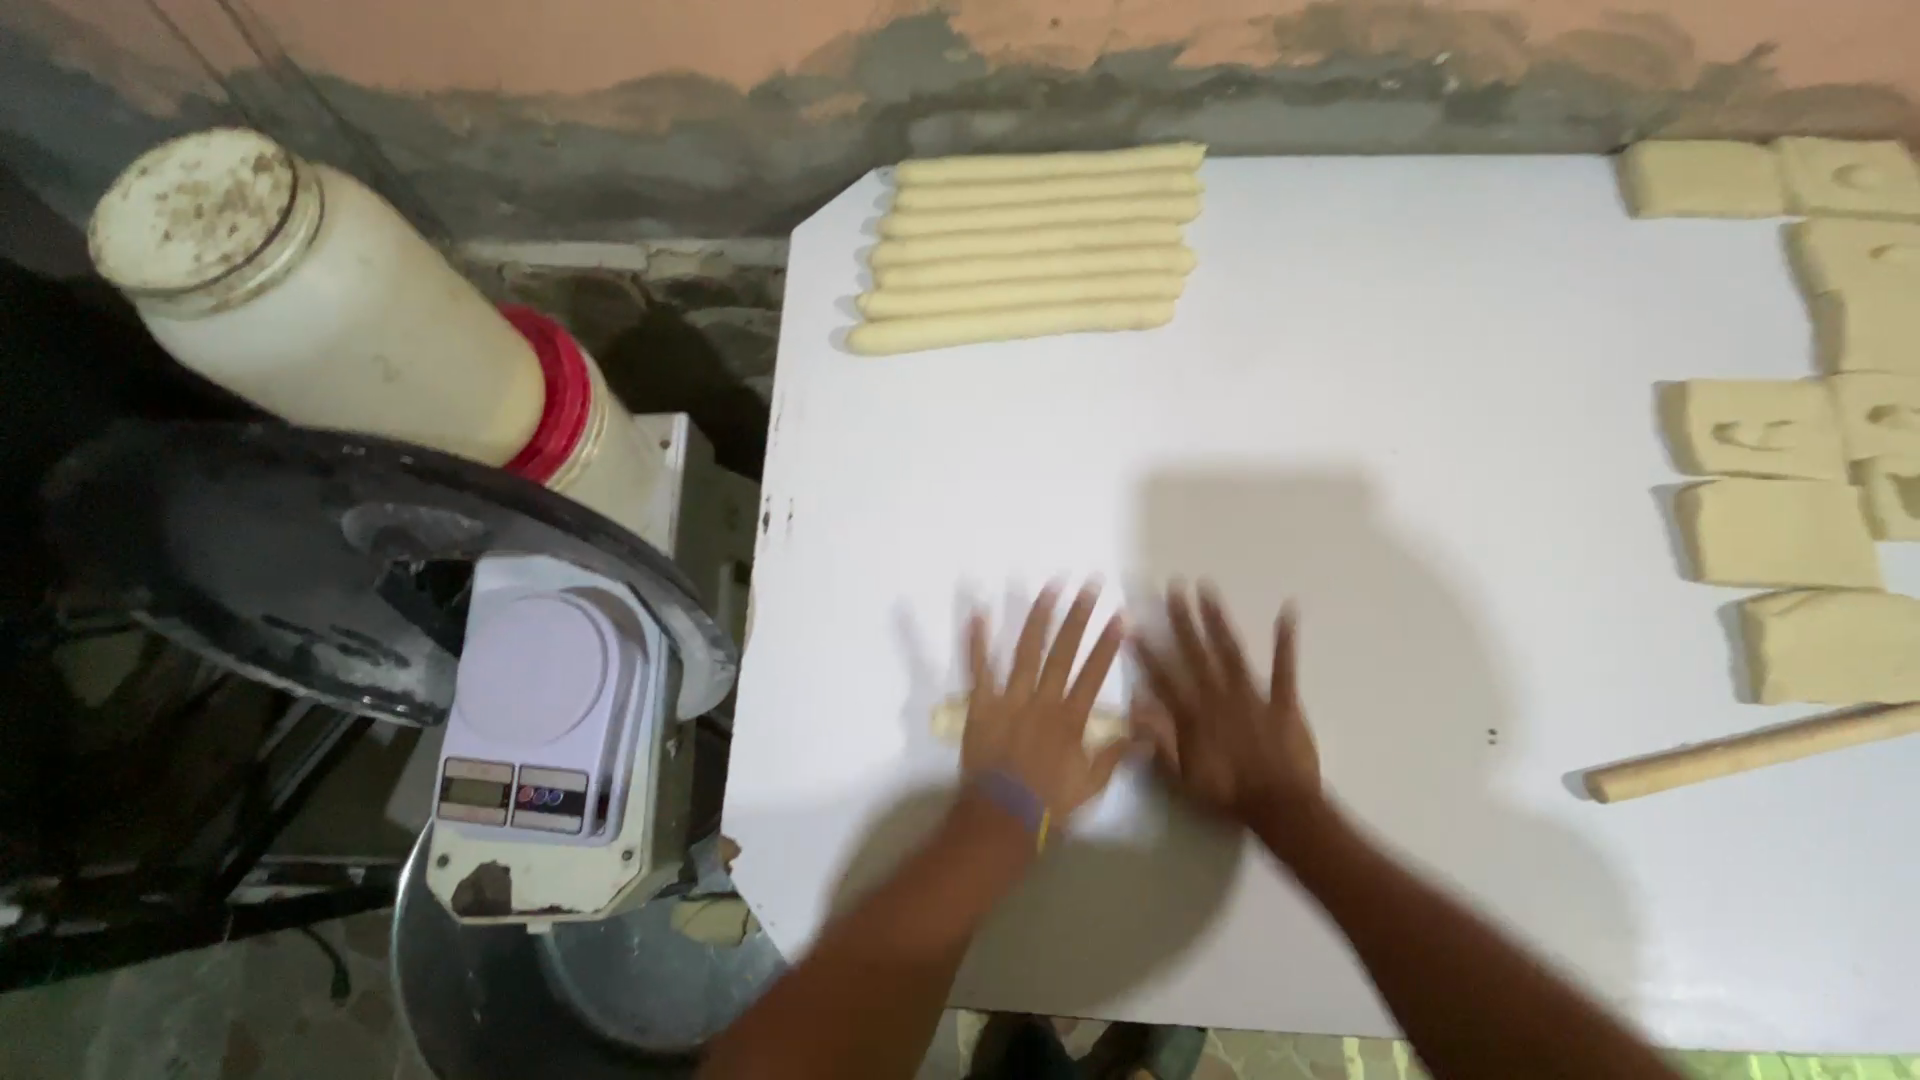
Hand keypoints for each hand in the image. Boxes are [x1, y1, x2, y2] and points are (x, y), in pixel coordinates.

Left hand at [962, 583, 1132, 815]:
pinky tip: (979, 613)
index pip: (1094, 673)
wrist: (1001, 817)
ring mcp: (1010, 699)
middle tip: (1089, 586)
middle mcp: (1043, 700)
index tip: (1119, 617)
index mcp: (1071, 718)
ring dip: (1039, 617)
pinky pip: (978, 669)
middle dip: (1078, 616)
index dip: (1108, 644)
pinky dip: (976, 641)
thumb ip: (1116, 755)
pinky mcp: (981, 704)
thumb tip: (1146, 736)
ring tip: (1050, 589)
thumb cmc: (1048, 803)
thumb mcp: (1092, 785)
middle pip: (1063, 651)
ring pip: (1026, 650)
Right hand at [1132, 583, 1322, 829]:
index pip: (1163, 677)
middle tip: (1173, 587)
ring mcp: (1253, 694)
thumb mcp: (1182, 777)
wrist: (1281, 807)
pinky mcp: (1283, 700)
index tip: (1132, 626)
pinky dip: (1285, 640)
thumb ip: (1158, 741)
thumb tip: (1135, 708)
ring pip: (1230, 650)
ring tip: (1207, 589)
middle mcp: (1219, 695)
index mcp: (1193, 715)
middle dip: (1181, 619)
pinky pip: (1285, 666)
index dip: (1146, 652)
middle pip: (1195, 652)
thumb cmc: (1228, 795)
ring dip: (1218, 618)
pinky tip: (1287, 611)